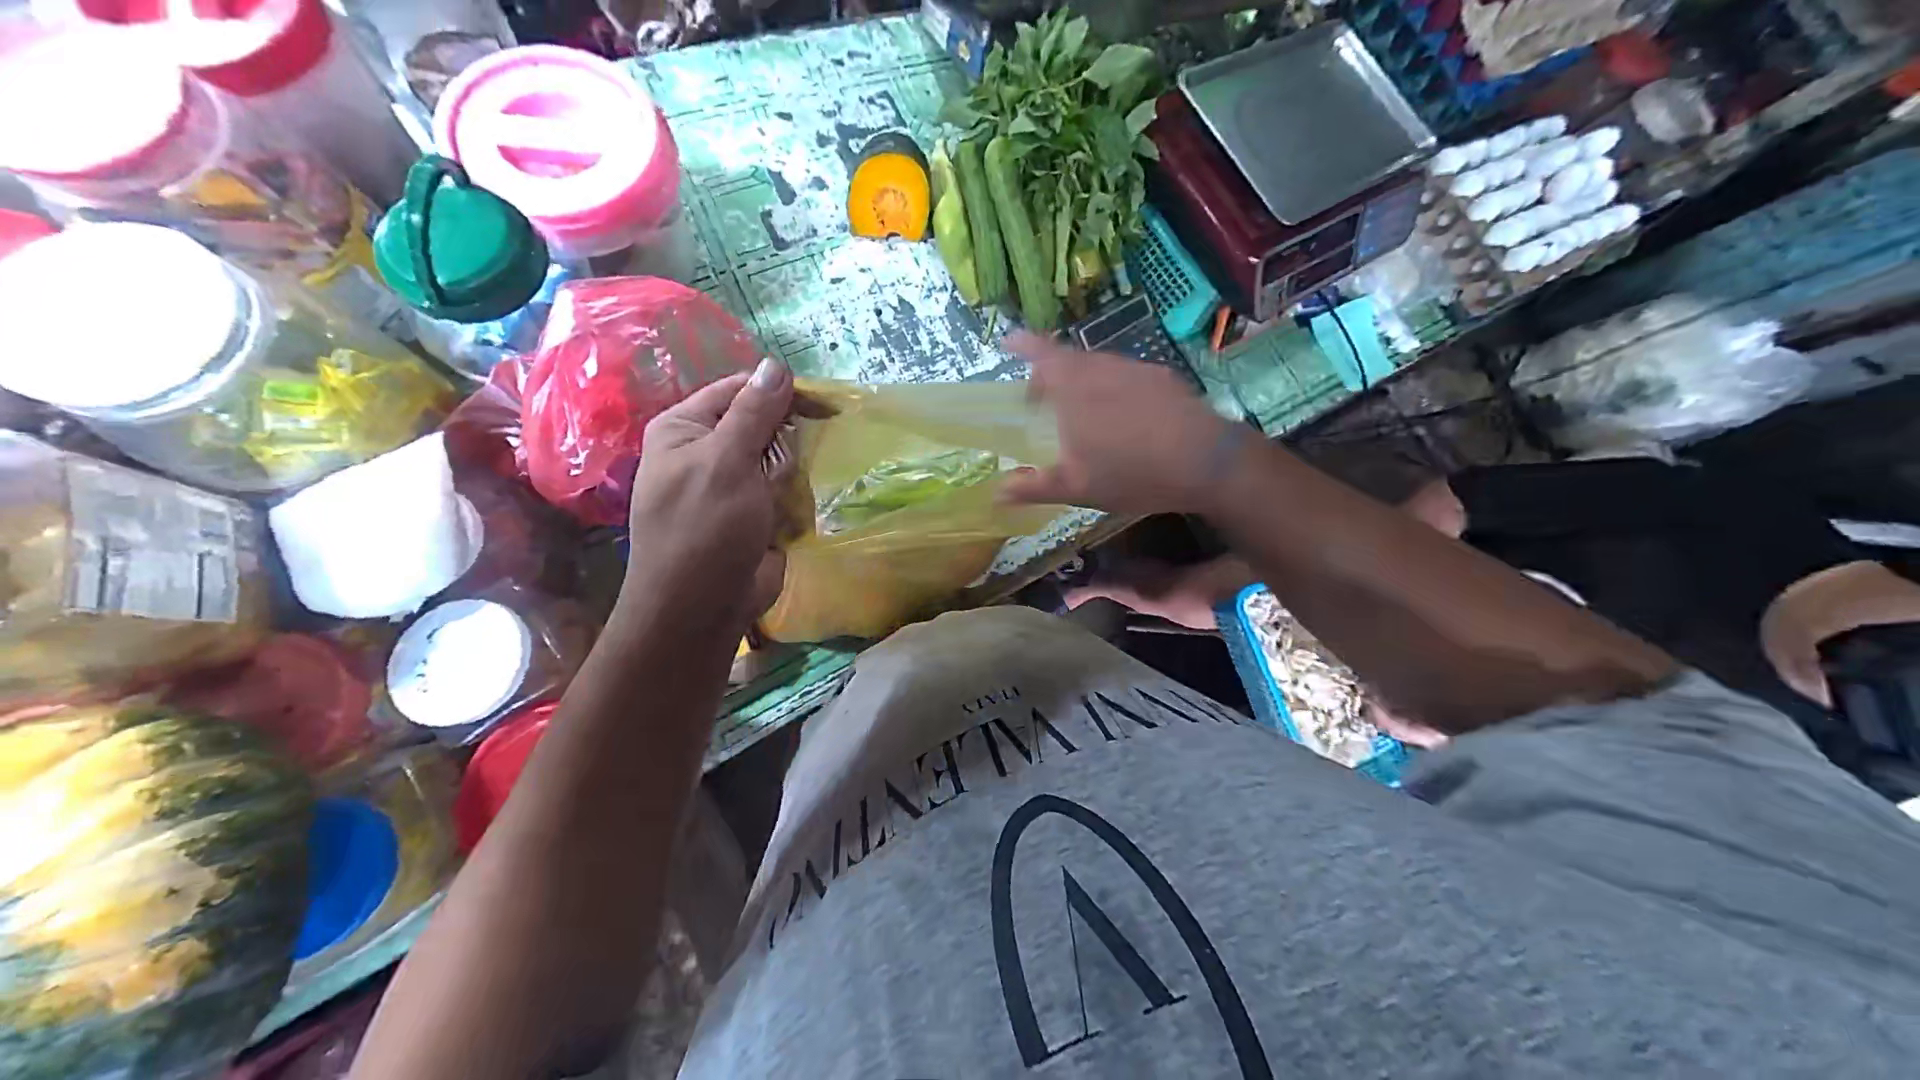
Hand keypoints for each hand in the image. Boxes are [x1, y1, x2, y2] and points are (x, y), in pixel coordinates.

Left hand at [620, 357, 795, 636]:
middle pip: (761, 424)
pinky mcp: (751, 513)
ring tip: (779, 502)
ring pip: (778, 459)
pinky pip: (782, 491)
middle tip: (782, 471)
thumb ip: (754, 412)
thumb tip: (777, 363)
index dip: (781, 393)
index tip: (826, 407)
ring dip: (789, 476)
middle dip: (784, 443)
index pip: (740, 390)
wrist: (700, 608)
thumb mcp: (727, 461)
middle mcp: (704, 450)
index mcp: (685, 428)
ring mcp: (729, 484)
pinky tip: (787, 517)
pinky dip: (791, 499)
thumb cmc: (705, 528)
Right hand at [1001, 332, 1242, 515]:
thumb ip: (1034, 486)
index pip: (1041, 354)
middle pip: (1069, 359)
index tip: (1008, 341)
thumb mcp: (1077, 487)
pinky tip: (1123, 418)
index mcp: (1074, 388)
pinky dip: (1111, 387)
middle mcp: (1104, 368)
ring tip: (1081, 412)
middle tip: (1041, 399)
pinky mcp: (1164, 379)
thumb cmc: (1132, 473)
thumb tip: (996, 492)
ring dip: (1082, 380)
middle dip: (1050, 373)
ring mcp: (1137, 370)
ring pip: (1099, 366)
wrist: (1207, 463)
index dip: (1022, 345)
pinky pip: (1126, 375)